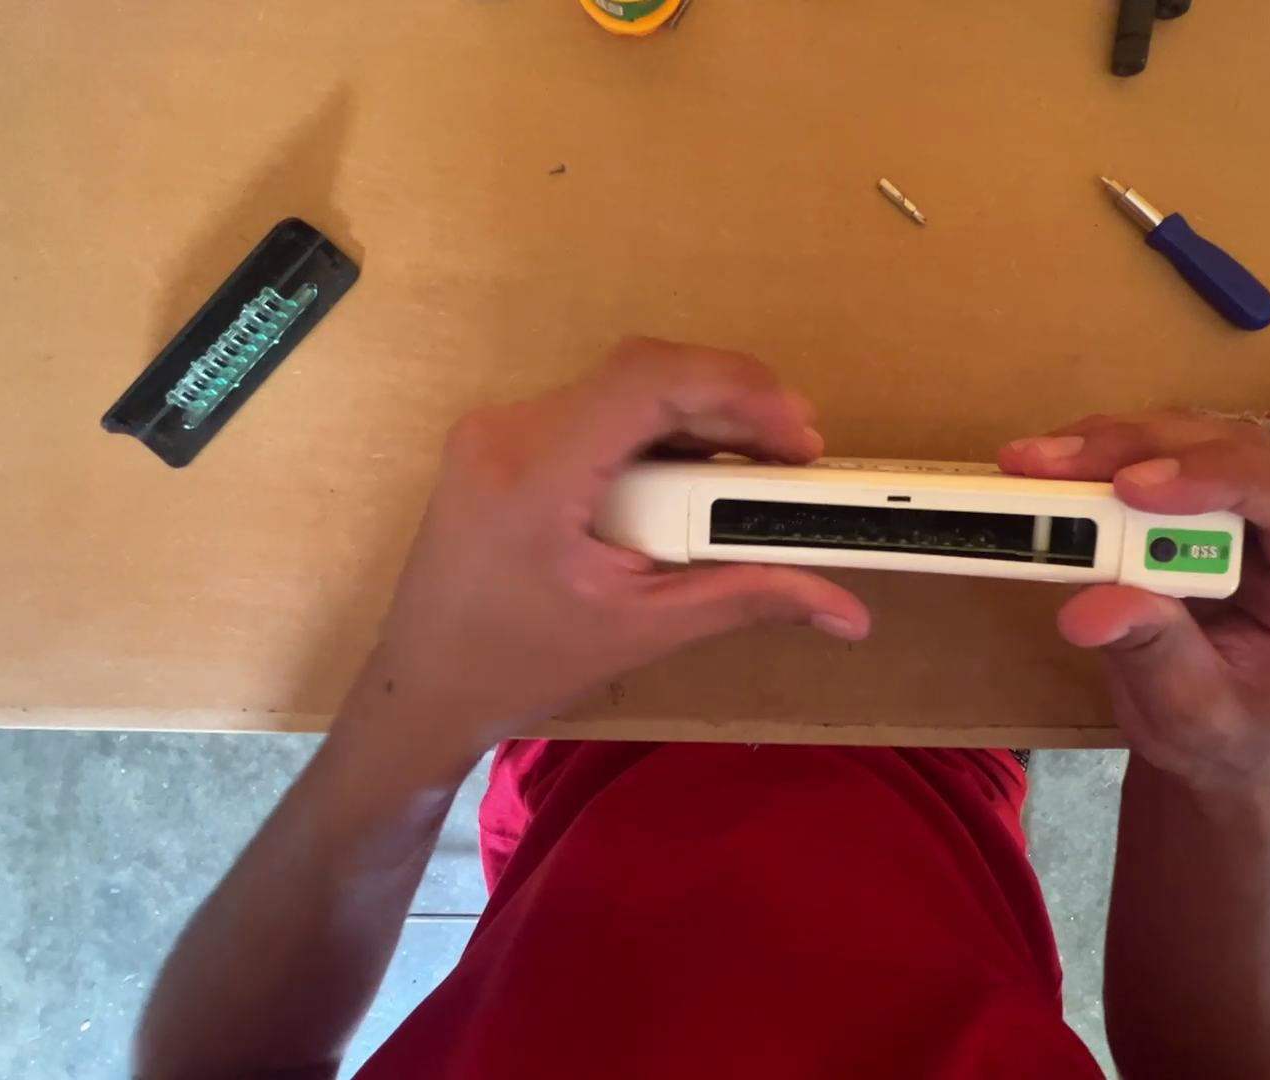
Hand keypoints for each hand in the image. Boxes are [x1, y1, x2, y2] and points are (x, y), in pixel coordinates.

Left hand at [339, 338, 871, 761]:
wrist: (421, 687)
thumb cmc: (522, 668)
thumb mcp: (643, 631)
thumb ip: (748, 600)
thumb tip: (848, 610)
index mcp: (536, 472)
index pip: (648, 382)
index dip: (739, 389)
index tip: (801, 433)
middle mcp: (511, 428)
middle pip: (643, 376)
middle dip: (733, 403)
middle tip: (797, 452)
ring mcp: (501, 428)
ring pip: (624, 389)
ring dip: (700, 416)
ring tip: (761, 463)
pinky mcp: (507, 442)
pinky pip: (600, 413)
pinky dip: (660, 434)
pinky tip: (699, 472)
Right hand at [1000, 413, 1269, 790]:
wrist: (1205, 742)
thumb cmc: (1214, 735)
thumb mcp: (1188, 711)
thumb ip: (1152, 653)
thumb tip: (1088, 606)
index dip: (1220, 479)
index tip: (1132, 486)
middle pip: (1239, 451)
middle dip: (1140, 447)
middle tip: (1051, 460)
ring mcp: (1251, 516)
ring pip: (1195, 439)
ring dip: (1111, 441)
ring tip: (1036, 460)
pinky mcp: (1201, 509)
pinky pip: (1159, 456)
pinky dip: (1101, 455)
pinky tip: (1053, 465)